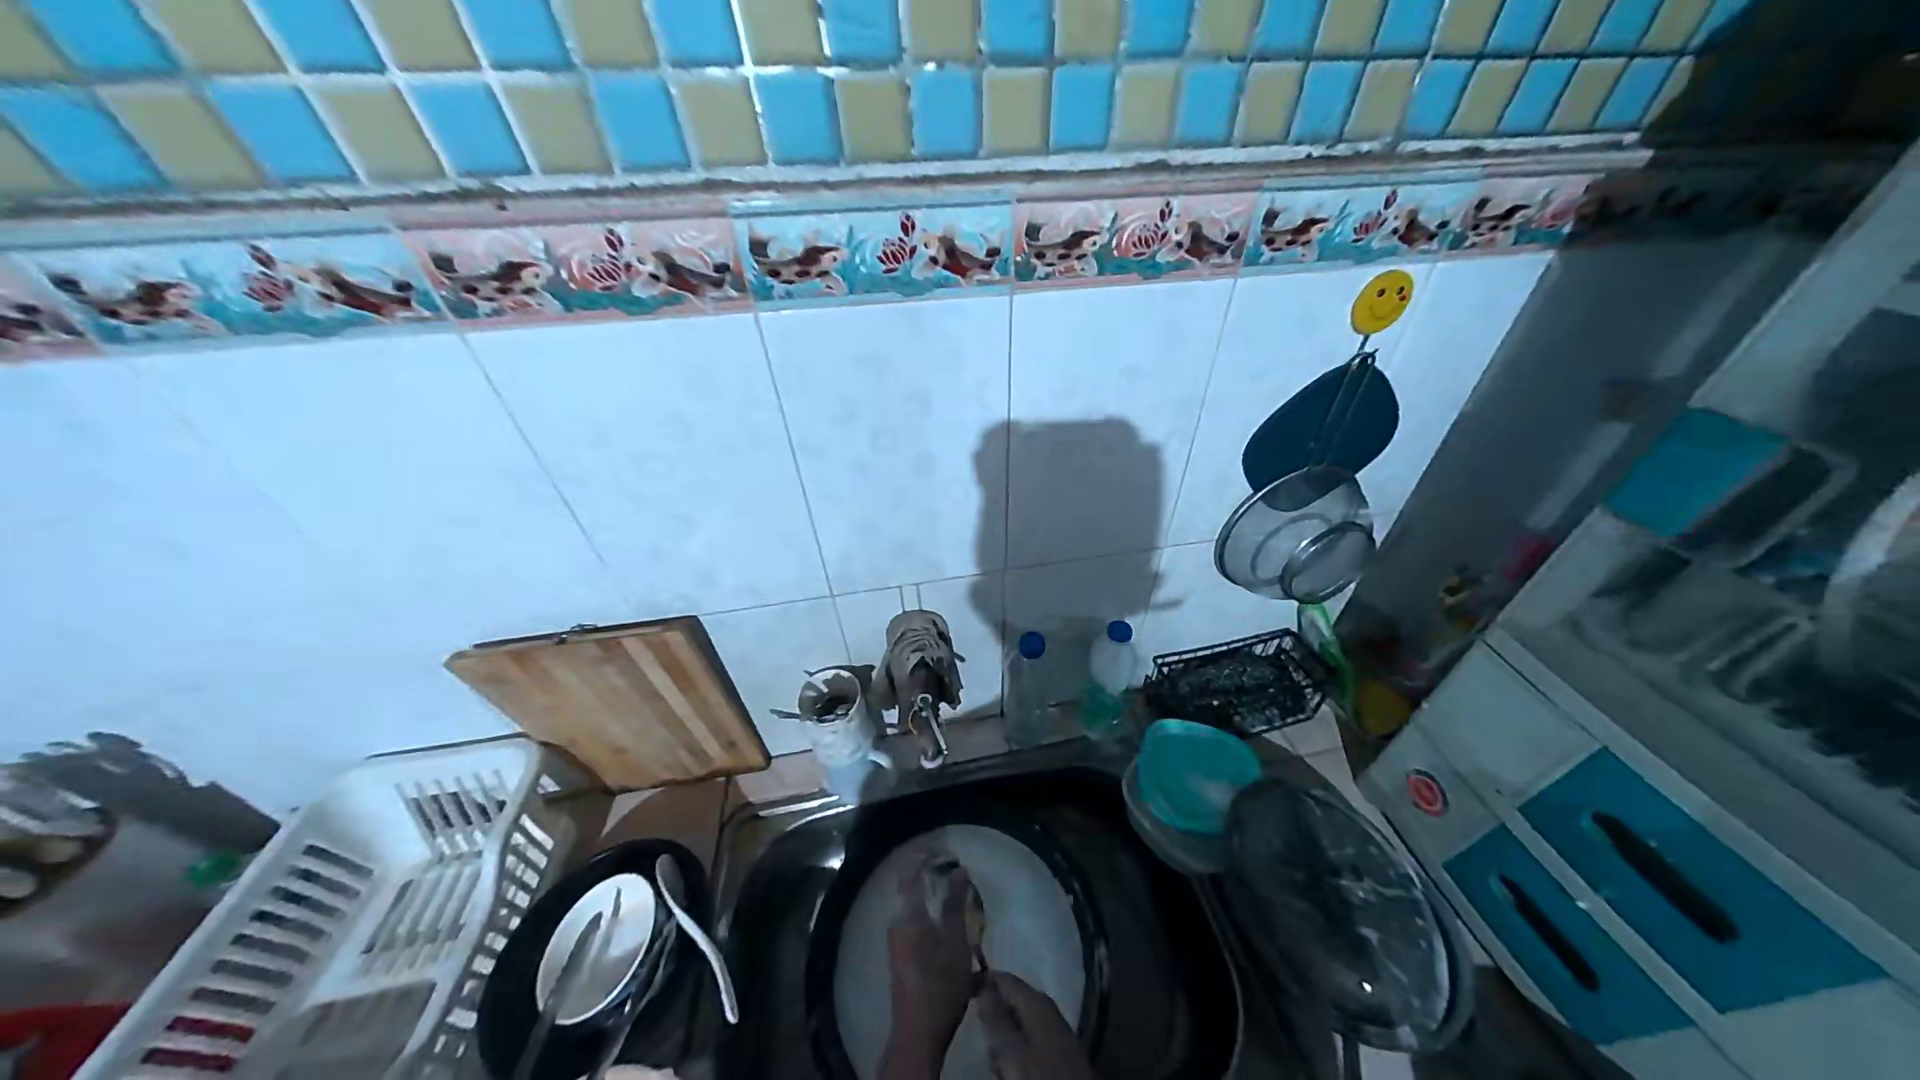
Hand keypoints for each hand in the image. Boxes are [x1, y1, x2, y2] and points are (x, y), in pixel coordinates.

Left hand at [879, 853, 980, 1079]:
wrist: (918, 1031)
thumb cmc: (939, 982)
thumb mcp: (955, 941)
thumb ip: (955, 904)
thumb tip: (958, 870)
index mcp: (907, 914)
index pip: (910, 873)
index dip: (924, 856)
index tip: (944, 847)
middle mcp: (897, 922)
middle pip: (911, 888)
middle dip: (929, 874)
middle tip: (953, 868)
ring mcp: (897, 940)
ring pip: (914, 906)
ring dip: (932, 895)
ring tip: (956, 892)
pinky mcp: (902, 955)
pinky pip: (915, 920)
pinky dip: (931, 913)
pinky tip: (949, 922)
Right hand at [977, 971, 1093, 1079]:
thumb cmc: (1042, 1079)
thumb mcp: (1012, 1052)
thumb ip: (995, 1018)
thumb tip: (983, 987)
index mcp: (1036, 1001)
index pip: (1003, 978)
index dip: (981, 981)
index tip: (962, 995)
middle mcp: (1046, 1007)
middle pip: (1010, 1001)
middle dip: (992, 1018)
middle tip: (982, 1040)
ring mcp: (1054, 1029)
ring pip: (1018, 1024)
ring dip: (1003, 1040)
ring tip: (997, 1062)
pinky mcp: (1058, 1051)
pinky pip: (1028, 1041)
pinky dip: (1016, 1052)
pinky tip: (1011, 1069)